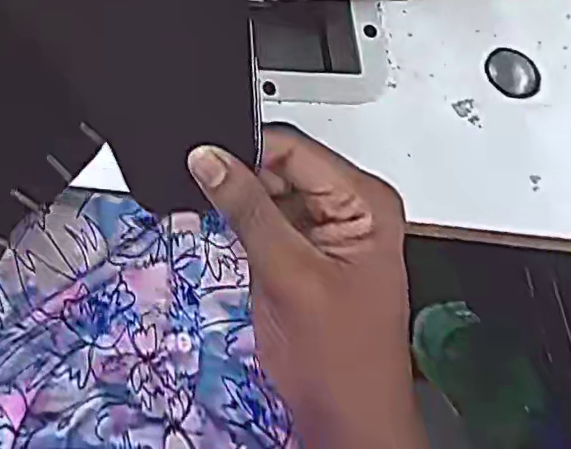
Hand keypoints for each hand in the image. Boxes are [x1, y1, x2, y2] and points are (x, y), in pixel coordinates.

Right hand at [188, 126, 424, 448]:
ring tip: (225, 221)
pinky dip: (246, 218)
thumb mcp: (288, 273)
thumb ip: (246, 208)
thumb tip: (209, 158)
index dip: (248, 151)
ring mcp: (329, 222)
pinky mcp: (308, 241)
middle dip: (244, 177)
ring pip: (271, 185)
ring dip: (243, 200)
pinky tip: (236, 234)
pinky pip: (269, 210)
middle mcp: (352, 202)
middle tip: (209, 192)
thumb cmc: (338, 361)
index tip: (205, 158)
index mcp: (365, 199)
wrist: (346, 425)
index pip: (295, 149)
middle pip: (283, 164)